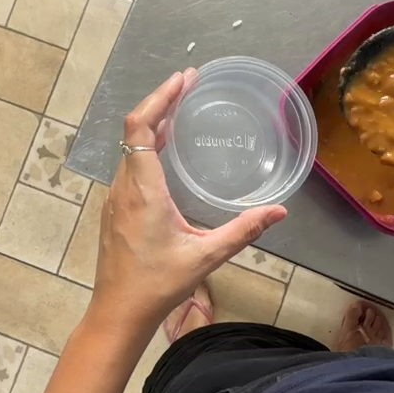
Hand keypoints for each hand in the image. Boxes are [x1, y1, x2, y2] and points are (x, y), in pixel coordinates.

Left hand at [87, 69, 286, 344]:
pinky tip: (165, 151)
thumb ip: (243, 231)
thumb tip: (278, 211)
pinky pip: (129, 165)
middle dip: (161, 102)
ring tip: (179, 109)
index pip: (140, 127)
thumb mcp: (206, 256)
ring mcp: (115, 198)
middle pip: (135, 130)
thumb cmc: (159, 285)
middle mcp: (124, 187)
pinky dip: (146, 146)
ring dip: (152, 124)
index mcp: (143, 190)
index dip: (160, 98)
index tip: (182, 80)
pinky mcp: (115, 209)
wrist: (118, 312)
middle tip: (189, 83)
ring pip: (130, 148)